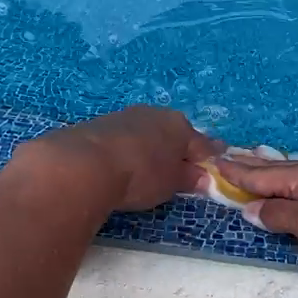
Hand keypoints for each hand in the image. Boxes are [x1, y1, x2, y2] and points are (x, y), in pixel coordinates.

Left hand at [11, 106, 223, 211]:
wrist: (83, 165)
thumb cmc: (140, 174)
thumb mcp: (172, 183)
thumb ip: (190, 178)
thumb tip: (203, 177)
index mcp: (179, 125)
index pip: (202, 143)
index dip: (209, 157)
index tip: (214, 167)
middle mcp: (154, 114)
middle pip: (173, 134)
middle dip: (177, 150)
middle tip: (178, 171)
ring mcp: (124, 116)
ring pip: (146, 134)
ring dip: (150, 148)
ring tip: (146, 171)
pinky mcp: (97, 126)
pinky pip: (122, 139)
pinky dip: (127, 150)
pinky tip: (121, 166)